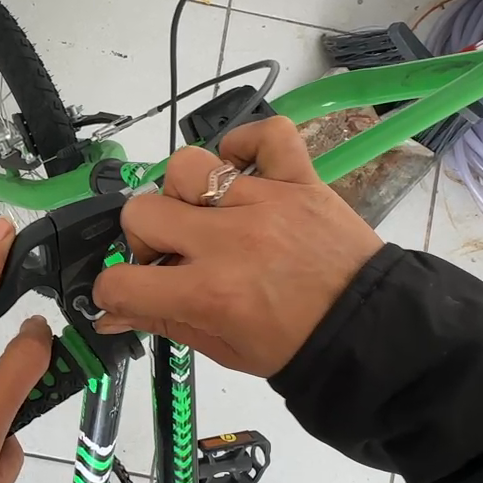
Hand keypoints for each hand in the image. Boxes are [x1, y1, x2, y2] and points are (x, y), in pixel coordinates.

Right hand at [91, 116, 381, 376]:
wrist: (374, 332)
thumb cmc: (292, 346)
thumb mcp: (218, 348)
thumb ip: (159, 321)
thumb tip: (109, 313)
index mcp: (207, 294)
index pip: (120, 282)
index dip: (112, 292)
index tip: (127, 294)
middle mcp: (228, 242)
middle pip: (140, 213)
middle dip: (142, 239)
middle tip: (171, 256)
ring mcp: (265, 203)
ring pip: (186, 167)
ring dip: (182, 194)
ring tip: (204, 215)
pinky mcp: (300, 181)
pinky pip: (266, 134)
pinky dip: (245, 144)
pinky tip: (240, 172)